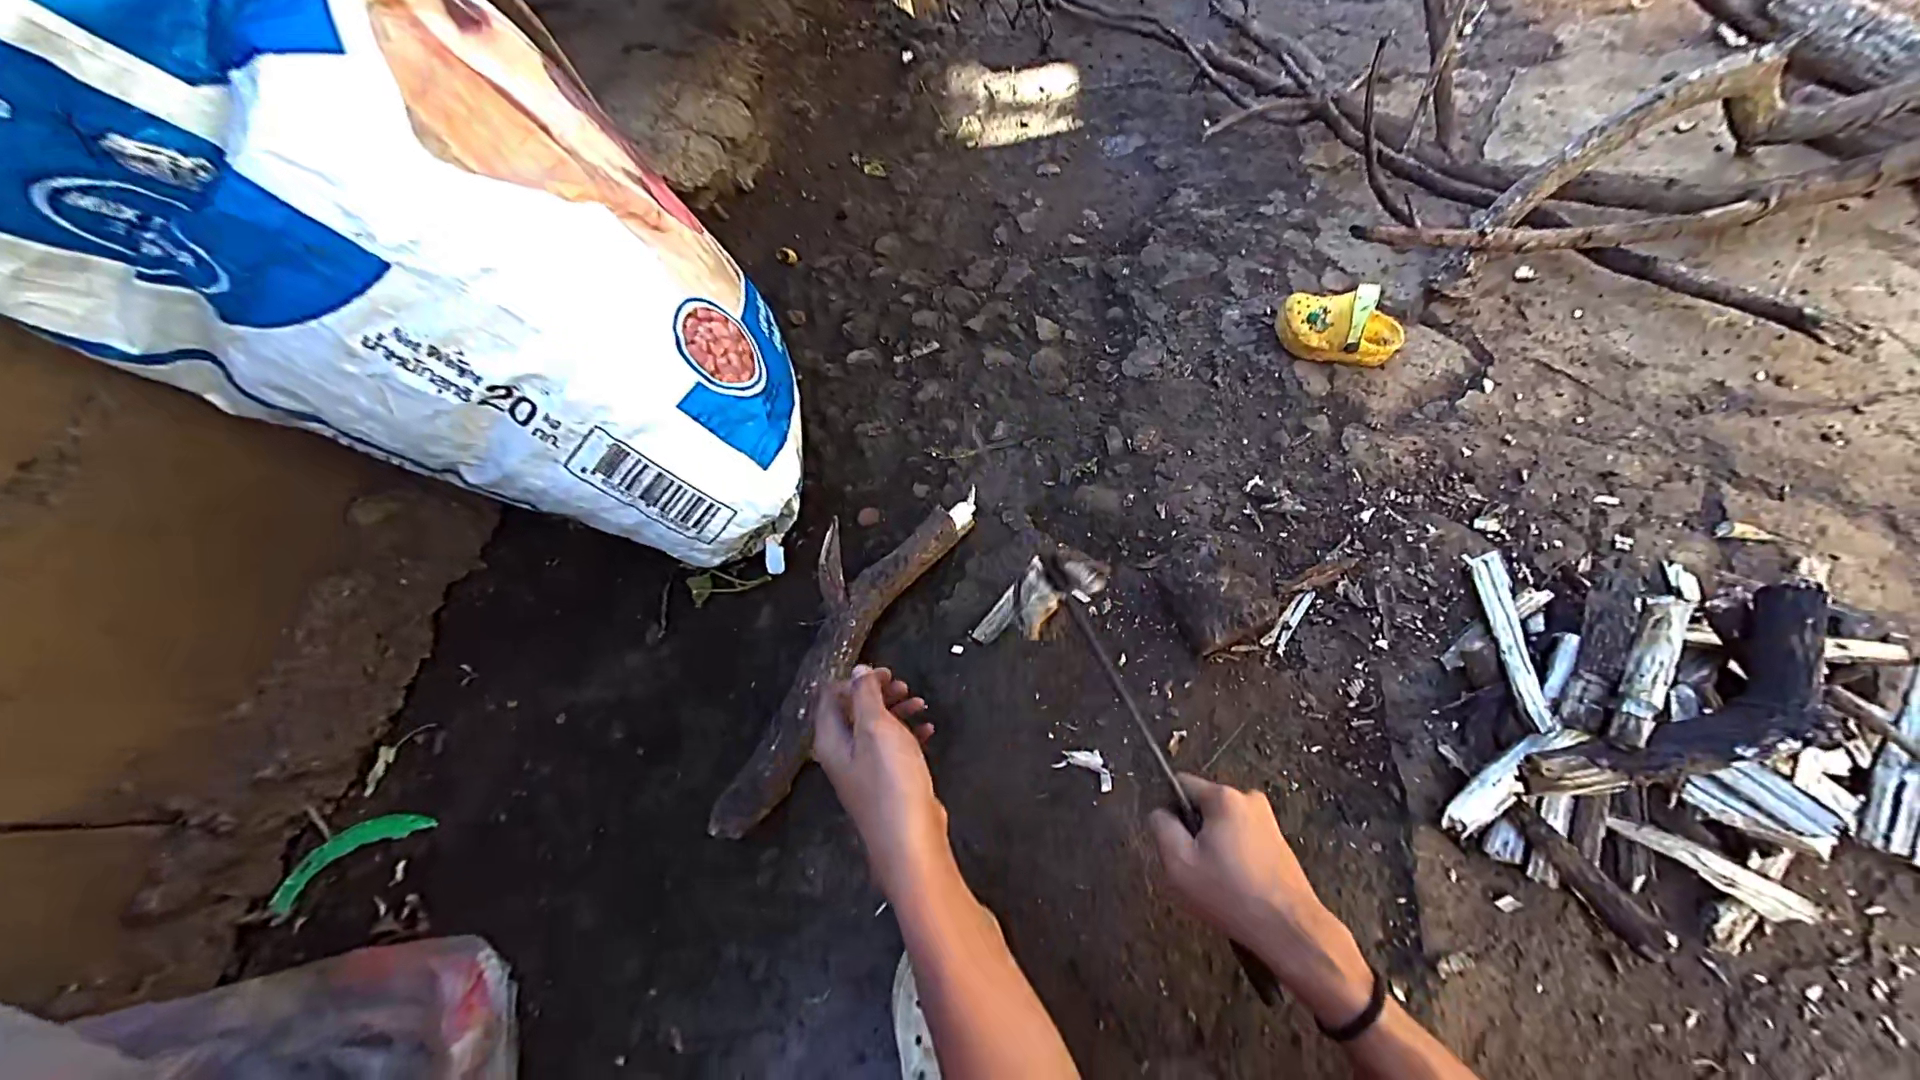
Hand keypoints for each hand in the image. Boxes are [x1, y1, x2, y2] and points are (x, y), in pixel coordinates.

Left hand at [812, 665, 944, 891]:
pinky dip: (908, 733)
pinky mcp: (886, 782)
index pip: (829, 696)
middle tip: (904, 685)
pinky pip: (893, 748)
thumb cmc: (890, 779)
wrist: (910, 839)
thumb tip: (858, 670)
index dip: (855, 679)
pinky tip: (927, 730)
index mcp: (830, 739)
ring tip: (920, 704)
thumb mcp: (876, 728)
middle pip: (854, 711)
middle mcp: (842, 754)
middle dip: (879, 693)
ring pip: (876, 728)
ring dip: (896, 710)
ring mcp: (864, 770)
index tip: (884, 673)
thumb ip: (865, 695)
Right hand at [1149, 773, 1371, 1025]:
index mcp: (1224, 797)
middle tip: (1196, 867)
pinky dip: (1235, 858)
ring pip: (1222, 825)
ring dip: (1215, 847)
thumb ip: (1160, 826)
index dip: (1170, 811)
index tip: (1175, 843)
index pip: (1180, 784)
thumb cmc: (1230, 895)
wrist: (1291, 931)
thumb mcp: (1178, 861)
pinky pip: (1242, 840)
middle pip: (1203, 806)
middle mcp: (1249, 799)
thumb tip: (1160, 812)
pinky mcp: (1279, 843)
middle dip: (1195, 832)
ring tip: (1218, 882)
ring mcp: (1268, 821)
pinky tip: (1238, 887)